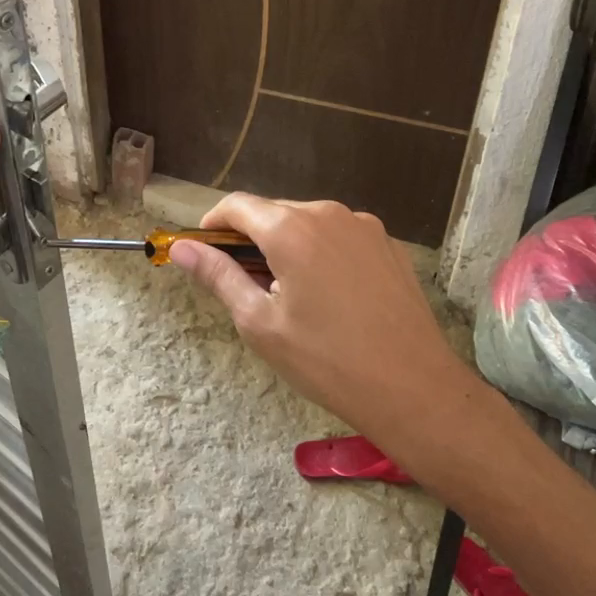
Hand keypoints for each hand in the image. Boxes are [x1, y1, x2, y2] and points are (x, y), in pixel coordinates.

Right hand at [168, 195, 486, 455]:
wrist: (415, 389)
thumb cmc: (327, 361)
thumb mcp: (260, 323)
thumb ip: (218, 276)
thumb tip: (181, 249)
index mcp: (290, 229)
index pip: (237, 205)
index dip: (213, 225)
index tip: (204, 252)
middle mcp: (328, 214)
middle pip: (273, 212)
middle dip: (251, 239)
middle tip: (245, 285)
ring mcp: (364, 227)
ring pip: (309, 223)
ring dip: (289, 246)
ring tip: (291, 295)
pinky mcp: (389, 246)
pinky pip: (341, 237)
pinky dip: (323, 254)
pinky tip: (332, 297)